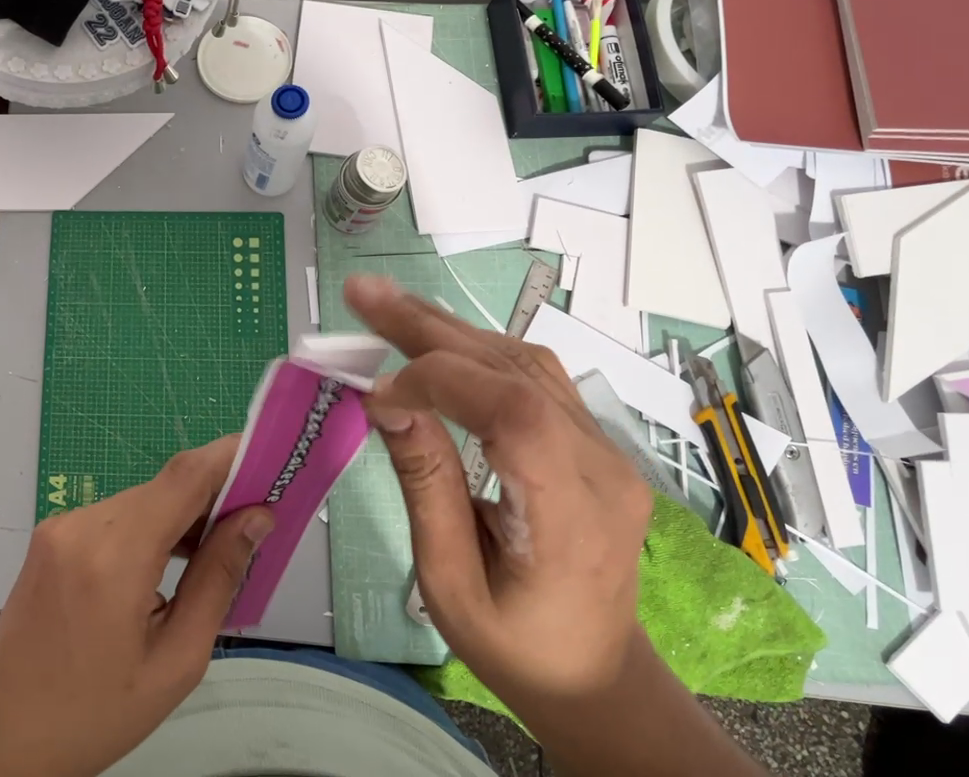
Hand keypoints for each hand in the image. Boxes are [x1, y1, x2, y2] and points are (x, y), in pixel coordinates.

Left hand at [0, 436, 272, 776]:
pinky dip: (149, 526)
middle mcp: (81, 525)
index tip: (270, 455)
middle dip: (213, 494)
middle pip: (164, 488)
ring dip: (181, 514)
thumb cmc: (99, 712)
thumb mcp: (177, 659)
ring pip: (140, 499)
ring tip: (218, 549)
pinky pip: (113, 515)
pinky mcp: (50, 536)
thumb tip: (256, 518)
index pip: (183, 477)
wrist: (10, 732)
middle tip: (257, 519)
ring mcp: (60, 527)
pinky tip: (171, 560)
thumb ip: (218, 579)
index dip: (229, 456)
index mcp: (113, 557)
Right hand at [344, 274, 652, 703]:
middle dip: (430, 328)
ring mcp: (605, 451)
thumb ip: (424, 484)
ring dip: (450, 330)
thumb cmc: (513, 645)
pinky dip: (475, 351)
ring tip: (386, 307)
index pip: (512, 411)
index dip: (439, 380)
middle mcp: (600, 468)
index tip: (375, 394)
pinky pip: (534, 379)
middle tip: (362, 294)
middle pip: (515, 369)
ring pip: (525, 363)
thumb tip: (388, 400)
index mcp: (568, 517)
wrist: (593, 675)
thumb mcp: (448, 580)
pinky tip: (435, 340)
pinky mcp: (593, 444)